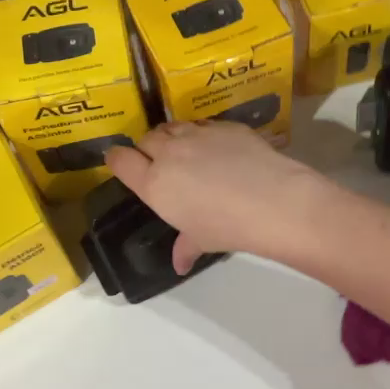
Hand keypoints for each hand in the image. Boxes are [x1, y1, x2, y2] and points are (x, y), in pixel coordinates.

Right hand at [106, 121, 338, 271]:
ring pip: (173, 126)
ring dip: (174, 137)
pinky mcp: (224, 124)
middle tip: (162, 163)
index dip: (118, 159)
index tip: (122, 162)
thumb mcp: (201, 240)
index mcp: (154, 183)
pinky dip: (203, 133)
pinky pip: (203, 123)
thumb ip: (185, 247)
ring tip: (187, 152)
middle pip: (147, 139)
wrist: (271, 200)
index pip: (120, 160)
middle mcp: (170, 153)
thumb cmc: (227, 226)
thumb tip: (179, 265)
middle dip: (149, 148)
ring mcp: (198, 134)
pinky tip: (217, 148)